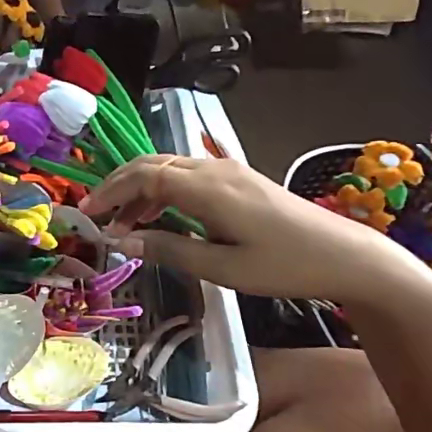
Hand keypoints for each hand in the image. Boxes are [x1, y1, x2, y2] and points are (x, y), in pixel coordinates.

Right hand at [80, 155, 431, 305]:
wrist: (344, 256)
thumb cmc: (284, 266)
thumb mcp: (222, 268)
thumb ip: (169, 250)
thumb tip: (122, 242)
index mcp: (208, 188)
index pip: (144, 175)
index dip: (111, 191)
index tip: (88, 214)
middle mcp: (214, 169)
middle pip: (153, 164)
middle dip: (120, 187)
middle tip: (98, 217)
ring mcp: (229, 171)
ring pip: (170, 168)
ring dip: (141, 191)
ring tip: (125, 225)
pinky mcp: (239, 180)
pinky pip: (189, 176)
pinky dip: (165, 193)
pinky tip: (160, 218)